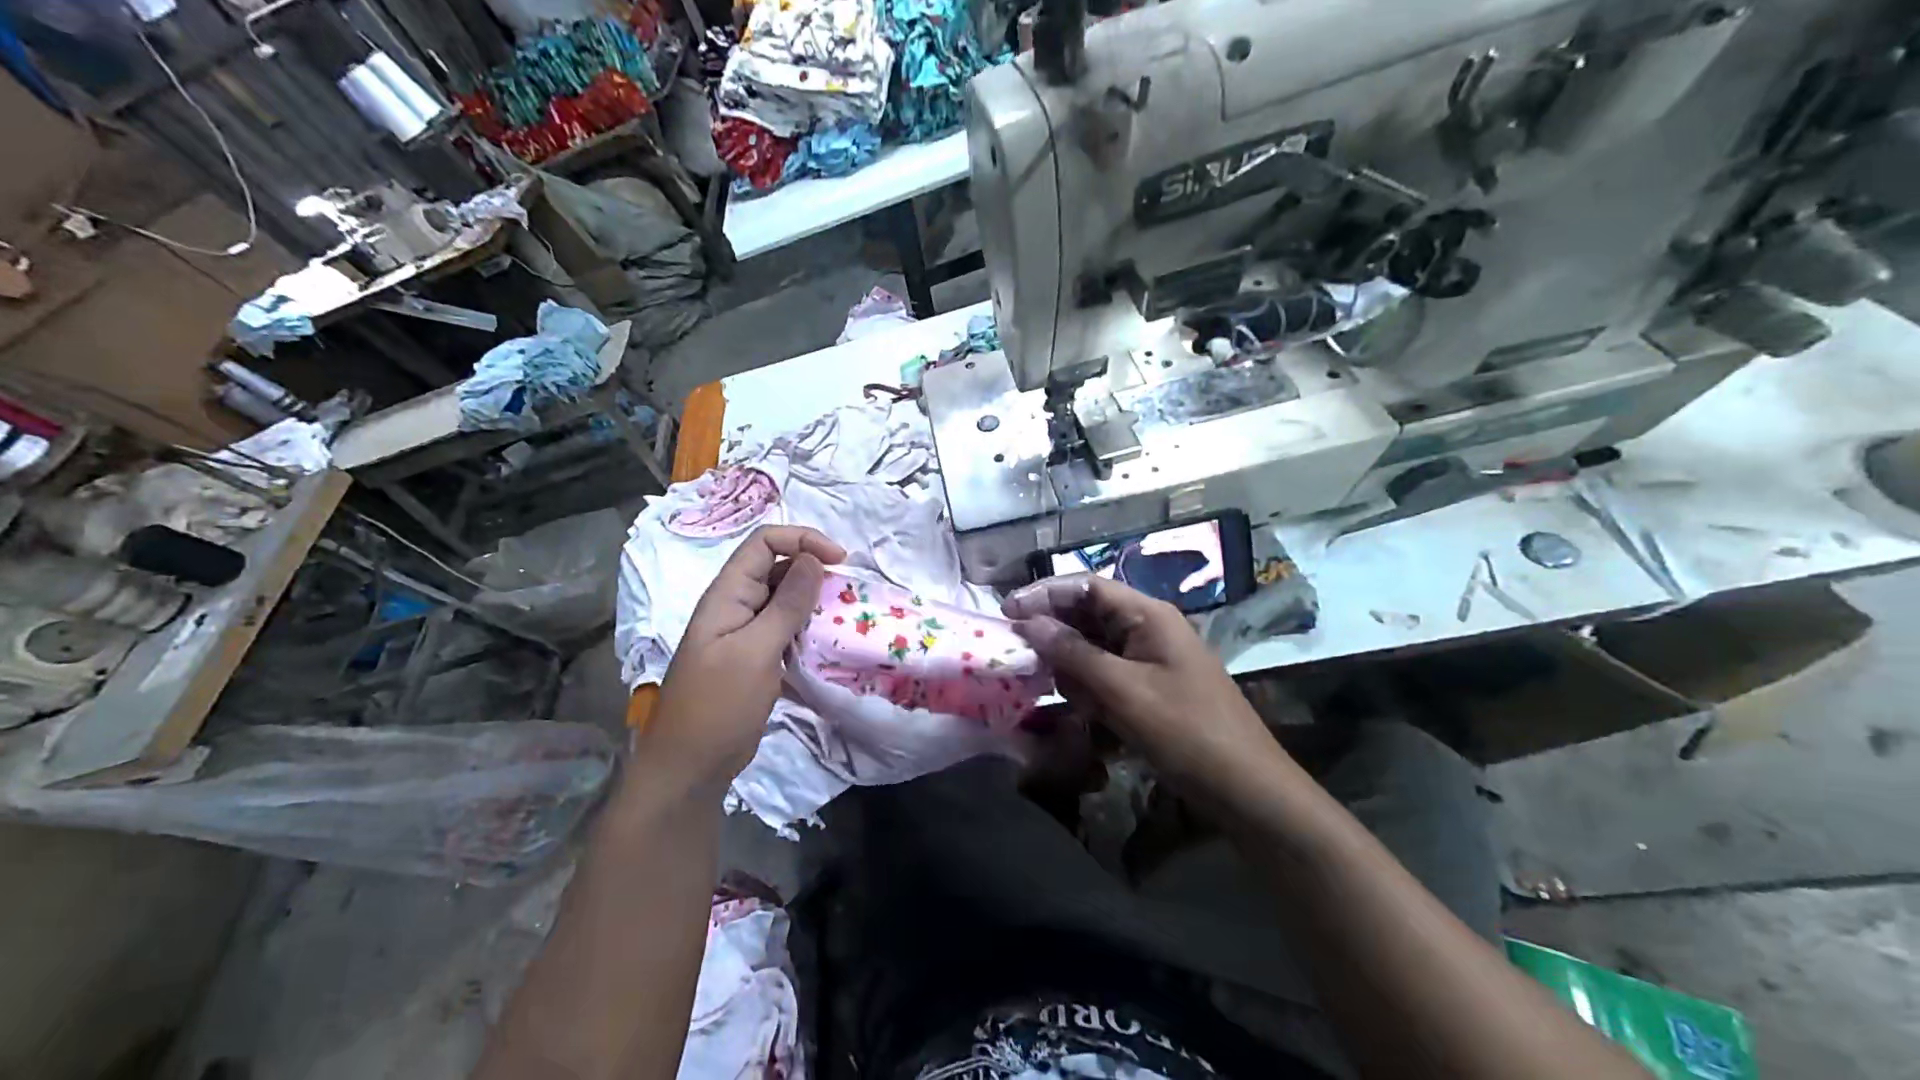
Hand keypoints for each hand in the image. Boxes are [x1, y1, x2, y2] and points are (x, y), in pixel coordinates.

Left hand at [644, 526, 845, 793]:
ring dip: (814, 604)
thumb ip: (786, 604)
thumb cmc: (719, 705)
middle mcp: (736, 606)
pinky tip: (827, 645)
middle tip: (847, 596)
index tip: (841, 561)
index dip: (803, 540)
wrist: (691, 766)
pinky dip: (808, 631)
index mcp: (727, 594)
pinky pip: (786, 630)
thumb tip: (814, 559)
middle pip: (778, 568)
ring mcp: (745, 633)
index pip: (765, 543)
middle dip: (814, 572)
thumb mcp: (756, 651)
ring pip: (786, 600)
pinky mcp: (756, 657)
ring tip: (842, 620)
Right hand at [1003, 574, 1285, 795]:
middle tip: (1021, 656)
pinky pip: (1106, 674)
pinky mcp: (1149, 687)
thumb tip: (1029, 622)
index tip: (1006, 611)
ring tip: (1060, 692)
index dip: (1045, 593)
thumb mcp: (1123, 690)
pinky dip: (1088, 687)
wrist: (1245, 787)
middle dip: (1055, 634)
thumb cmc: (1185, 731)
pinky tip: (1084, 709)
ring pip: (1093, 647)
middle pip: (1088, 615)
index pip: (1087, 586)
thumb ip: (1073, 653)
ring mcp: (1150, 658)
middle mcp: (1148, 628)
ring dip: (1071, 666)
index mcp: (1148, 615)